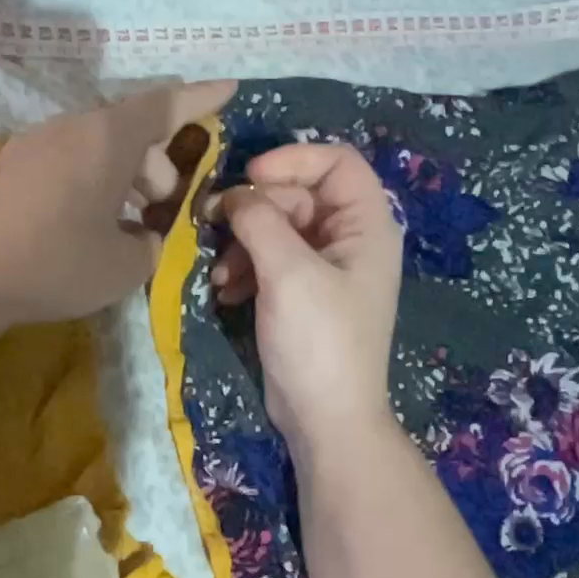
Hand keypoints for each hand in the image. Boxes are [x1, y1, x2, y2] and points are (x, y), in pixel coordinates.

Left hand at [0, 80, 236, 327]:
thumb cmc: (56, 265)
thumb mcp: (124, 266)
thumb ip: (150, 246)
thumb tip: (145, 238)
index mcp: (107, 137)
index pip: (164, 106)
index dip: (199, 100)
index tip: (229, 89)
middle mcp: (70, 128)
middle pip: (127, 129)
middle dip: (155, 161)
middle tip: (163, 204)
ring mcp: (33, 147)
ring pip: (94, 148)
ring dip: (121, 176)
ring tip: (129, 221)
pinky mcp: (9, 172)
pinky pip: (66, 164)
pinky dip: (90, 184)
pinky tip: (87, 226)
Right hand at [210, 144, 403, 446]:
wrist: (325, 417)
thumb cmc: (318, 341)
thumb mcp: (288, 273)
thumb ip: (260, 222)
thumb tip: (232, 195)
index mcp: (366, 225)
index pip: (335, 163)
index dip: (291, 160)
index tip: (246, 177)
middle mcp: (348, 241)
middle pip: (297, 197)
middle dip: (254, 210)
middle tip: (211, 224)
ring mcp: (323, 271)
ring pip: (276, 231)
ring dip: (242, 244)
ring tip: (219, 274)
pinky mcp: (298, 298)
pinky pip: (268, 264)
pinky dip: (244, 271)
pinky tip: (224, 292)